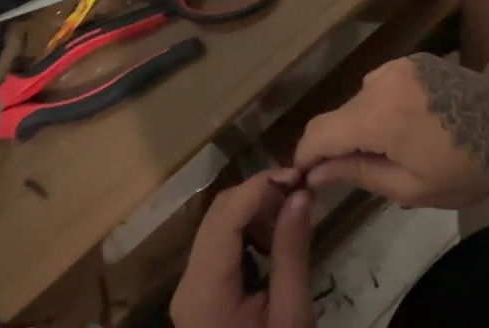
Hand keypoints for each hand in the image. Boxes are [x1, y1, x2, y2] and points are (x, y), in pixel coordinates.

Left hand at [171, 169, 314, 327]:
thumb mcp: (291, 313)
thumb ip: (292, 252)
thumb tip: (301, 194)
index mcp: (204, 290)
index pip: (226, 215)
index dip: (261, 185)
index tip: (300, 175)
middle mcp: (188, 283)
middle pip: (218, 215)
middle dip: (260, 194)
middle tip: (301, 191)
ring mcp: (190, 289)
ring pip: (217, 225)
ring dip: (255, 210)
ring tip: (292, 217)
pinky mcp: (199, 295)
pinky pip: (219, 246)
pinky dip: (247, 231)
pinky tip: (273, 241)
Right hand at [294, 55, 488, 207]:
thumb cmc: (466, 169)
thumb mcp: (410, 187)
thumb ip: (358, 173)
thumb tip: (317, 171)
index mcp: (379, 115)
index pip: (319, 131)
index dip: (305, 155)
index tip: (304, 176)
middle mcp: (383, 81)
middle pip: (339, 113)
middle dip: (336, 142)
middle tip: (351, 172)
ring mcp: (402, 65)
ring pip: (360, 97)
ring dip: (362, 123)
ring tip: (388, 149)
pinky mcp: (418, 60)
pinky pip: (383, 83)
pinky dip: (382, 104)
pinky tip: (408, 124)